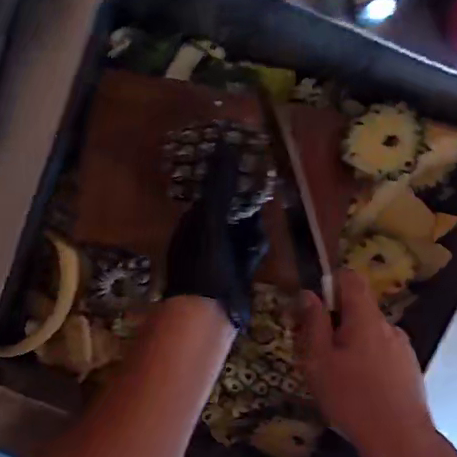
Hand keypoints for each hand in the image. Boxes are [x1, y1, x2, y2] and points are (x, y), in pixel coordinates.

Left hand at [163, 145, 266, 328]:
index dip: (224, 180)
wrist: (209, 310)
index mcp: (190, 226)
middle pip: (226, 213)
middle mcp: (203, 240)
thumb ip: (218, 186)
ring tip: (266, 207)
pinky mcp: (237, 274)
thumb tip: (223, 146)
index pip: (208, 196)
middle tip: (262, 182)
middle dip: (241, 201)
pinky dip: (255, 246)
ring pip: (239, 233)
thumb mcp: (210, 219)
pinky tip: (261, 242)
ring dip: (251, 223)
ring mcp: (220, 258)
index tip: (243, 163)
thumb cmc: (204, 262)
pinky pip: (248, 253)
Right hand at [300, 268, 449, 456]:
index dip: (329, 283)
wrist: (398, 439)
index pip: (350, 278)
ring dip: (349, 346)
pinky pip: (380, 354)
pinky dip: (365, 363)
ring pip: (367, 334)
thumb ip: (313, 324)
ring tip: (334, 379)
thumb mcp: (318, 362)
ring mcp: (402, 347)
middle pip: (357, 310)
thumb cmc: (351, 399)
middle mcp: (388, 326)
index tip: (312, 308)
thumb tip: (308, 294)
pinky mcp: (408, 368)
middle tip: (313, 354)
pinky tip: (356, 391)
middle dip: (333, 324)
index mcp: (364, 318)